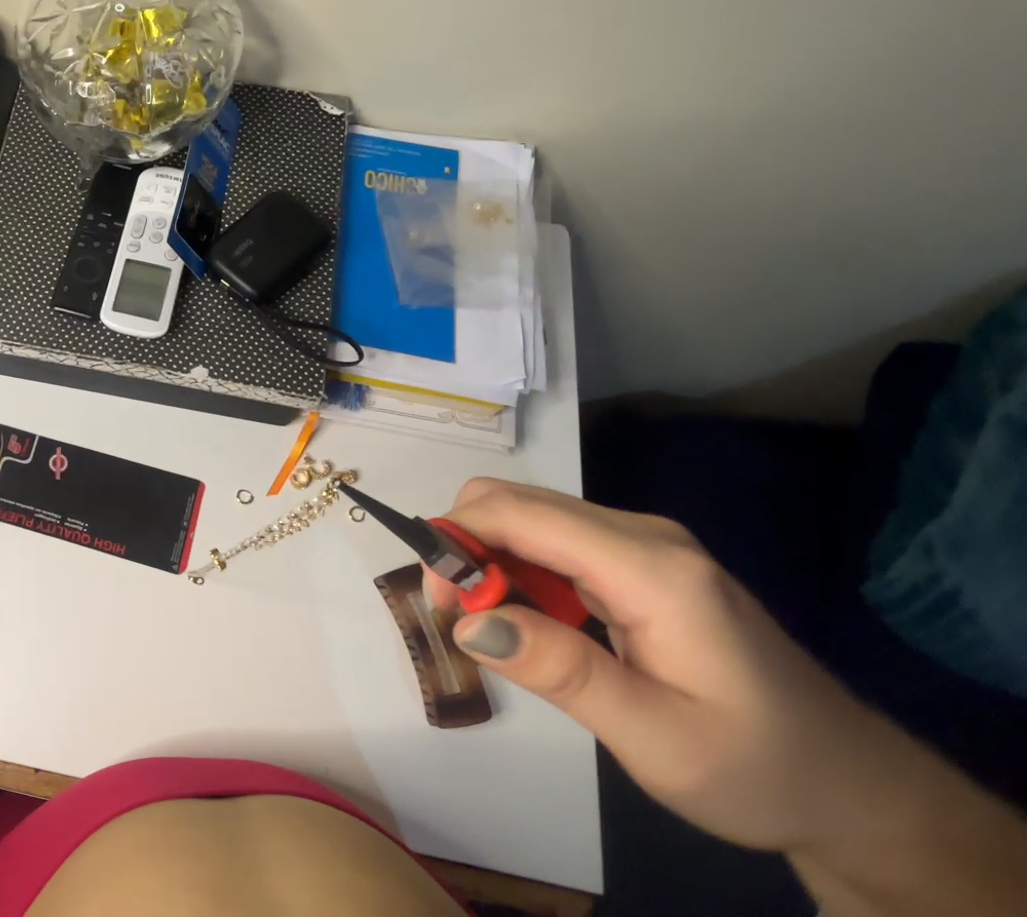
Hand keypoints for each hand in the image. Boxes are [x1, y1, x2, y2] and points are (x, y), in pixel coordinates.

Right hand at [424, 479, 926, 854]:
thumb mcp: (656, 738)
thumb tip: (467, 620)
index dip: (456, 542)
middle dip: (464, 550)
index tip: (438, 607)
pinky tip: (528, 625)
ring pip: (526, 519)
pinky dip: (515, 572)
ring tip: (489, 632)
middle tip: (461, 624)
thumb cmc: (756, 768)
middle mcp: (643, 536)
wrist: (851, 786)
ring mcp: (643, 546)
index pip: (518, 513)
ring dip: (486, 563)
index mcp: (650, 568)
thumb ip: (561, 671)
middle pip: (514, 503)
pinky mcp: (639, 565)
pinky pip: (551, 543)